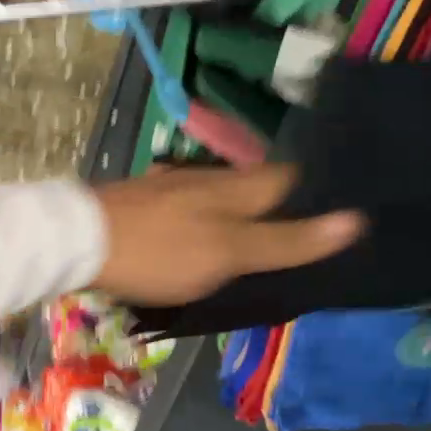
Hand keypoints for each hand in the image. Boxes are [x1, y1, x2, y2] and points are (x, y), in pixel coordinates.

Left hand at [91, 165, 363, 305]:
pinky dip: (211, 222)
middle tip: (311, 239)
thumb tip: (354, 220)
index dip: (323, 194)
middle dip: (286, 206)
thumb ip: (286, 240)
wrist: (76, 241)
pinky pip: (195, 209)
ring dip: (246, 214)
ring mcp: (174, 187)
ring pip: (225, 197)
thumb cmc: (158, 252)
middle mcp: (209, 177)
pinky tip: (209, 240)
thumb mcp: (228, 253)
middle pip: (260, 187)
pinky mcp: (147, 202)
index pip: (295, 179)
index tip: (349, 216)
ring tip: (264, 243)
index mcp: (237, 186)